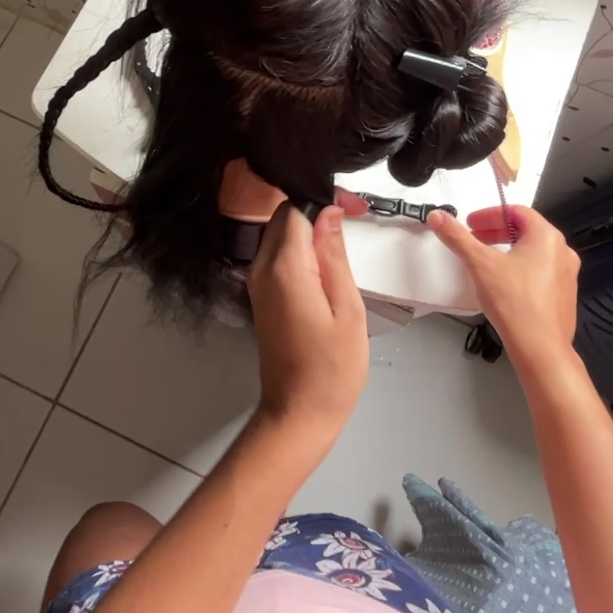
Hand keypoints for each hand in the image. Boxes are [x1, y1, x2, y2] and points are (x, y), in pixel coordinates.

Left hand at [246, 203, 368, 443]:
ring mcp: (257, 284)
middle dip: (316, 209)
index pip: (296, 209)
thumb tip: (329, 213)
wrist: (299, 413)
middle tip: (354, 218)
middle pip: (283, 217)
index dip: (325, 199)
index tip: (355, 207)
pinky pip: (277, 257)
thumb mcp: (347, 307)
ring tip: (344, 239)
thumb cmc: (331, 368)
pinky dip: (299, 250)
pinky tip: (325, 262)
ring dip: (308, 229)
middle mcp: (261, 269)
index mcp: (284, 268)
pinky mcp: (261, 297)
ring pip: (279, 235)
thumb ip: (335, 256)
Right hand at [428, 205, 581, 374]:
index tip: (471, 224)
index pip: (517, 212)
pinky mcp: (564, 295)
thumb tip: (437, 216)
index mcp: (547, 237)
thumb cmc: (513, 301)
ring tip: (486, 261)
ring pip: (534, 252)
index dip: (490, 215)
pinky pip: (541, 271)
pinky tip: (504, 284)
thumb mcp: (479, 264)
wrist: (540, 346)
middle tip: (475, 239)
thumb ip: (457, 237)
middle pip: (526, 231)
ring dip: (508, 250)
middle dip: (497, 232)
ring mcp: (567, 274)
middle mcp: (562, 251)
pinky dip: (520, 268)